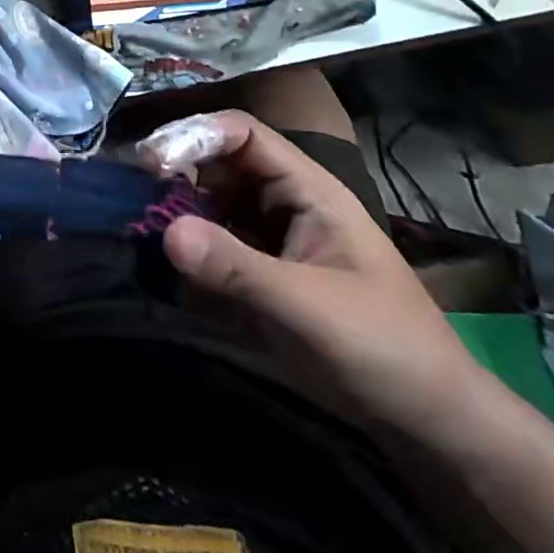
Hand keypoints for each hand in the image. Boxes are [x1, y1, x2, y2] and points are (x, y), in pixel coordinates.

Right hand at [140, 111, 487, 429]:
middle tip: (130, 194)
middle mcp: (283, 203)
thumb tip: (166, 232)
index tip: (152, 164)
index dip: (196, 136)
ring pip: (210, 203)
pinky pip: (212, 244)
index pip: (244, 135)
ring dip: (174, 207)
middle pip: (219, 163)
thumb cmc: (384, 347)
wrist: (423, 417)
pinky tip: (157, 258)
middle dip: (176, 169)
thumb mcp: (310, 307)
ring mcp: (269, 239)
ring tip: (134, 222)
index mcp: (308, 189)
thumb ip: (238, 269)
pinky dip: (185, 245)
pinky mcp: (258, 273)